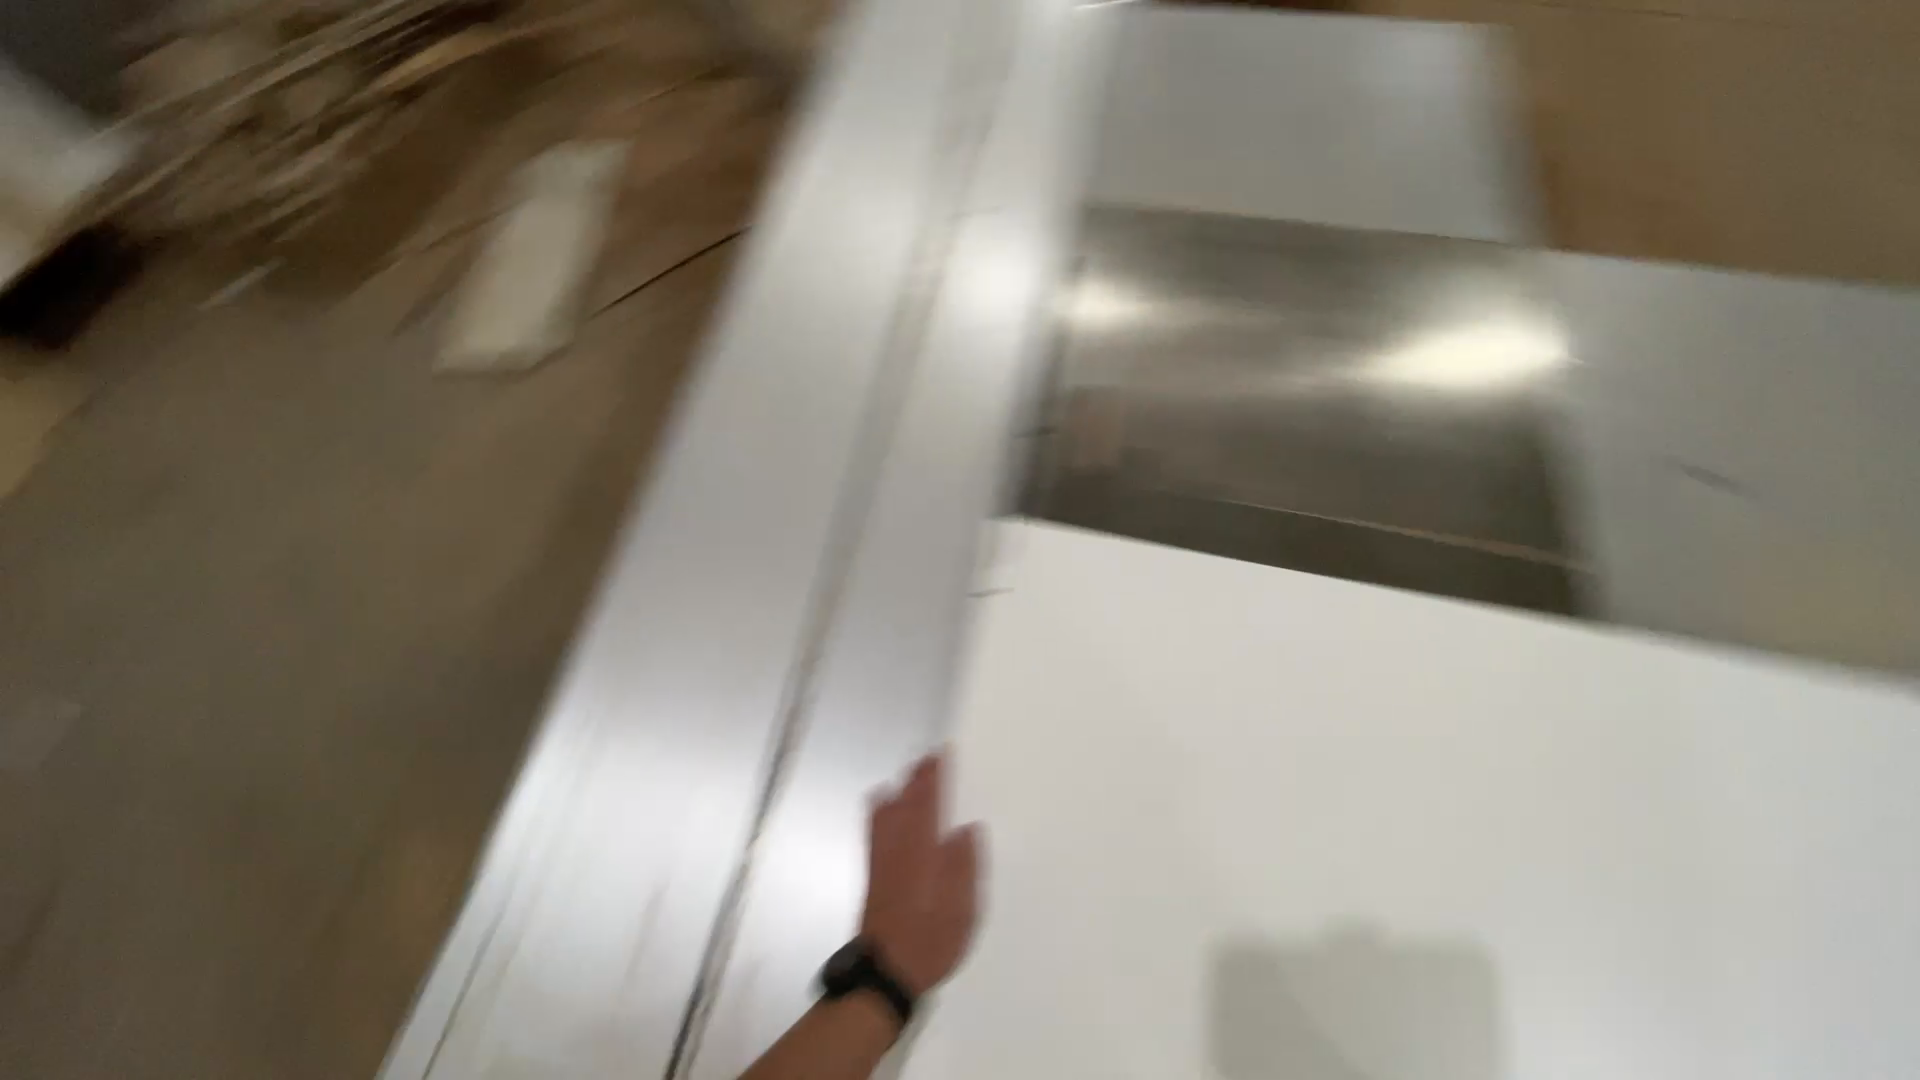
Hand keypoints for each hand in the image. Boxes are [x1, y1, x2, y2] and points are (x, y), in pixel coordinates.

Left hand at [860, 751, 983, 995]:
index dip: (933, 776)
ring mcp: (880, 859)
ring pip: (883, 812)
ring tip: (911, 782)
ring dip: (898, 791)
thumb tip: (966, 829)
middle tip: (929, 761)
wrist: (885, 972)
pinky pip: (875, 829)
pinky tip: (890, 815)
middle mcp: (896, 846)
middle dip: (915, 778)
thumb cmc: (929, 940)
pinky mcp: (872, 874)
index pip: (926, 801)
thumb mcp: (963, 909)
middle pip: (902, 800)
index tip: (940, 754)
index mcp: (922, 850)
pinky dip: (883, 811)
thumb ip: (964, 865)